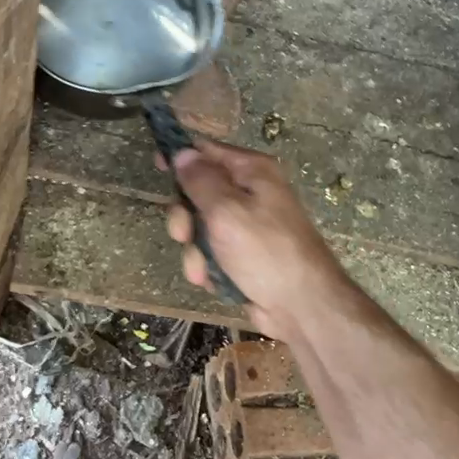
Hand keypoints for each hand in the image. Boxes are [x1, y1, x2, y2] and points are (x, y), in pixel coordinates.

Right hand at [161, 139, 349, 339]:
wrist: (302, 307)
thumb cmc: (265, 251)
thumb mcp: (227, 211)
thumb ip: (200, 181)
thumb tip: (182, 152)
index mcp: (251, 171)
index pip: (206, 150)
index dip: (180, 156)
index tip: (156, 166)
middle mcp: (249, 192)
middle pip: (197, 191)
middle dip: (185, 217)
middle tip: (184, 234)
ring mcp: (245, 225)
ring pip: (199, 226)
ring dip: (195, 249)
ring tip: (205, 268)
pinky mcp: (241, 254)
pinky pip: (210, 251)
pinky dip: (207, 265)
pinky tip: (215, 279)